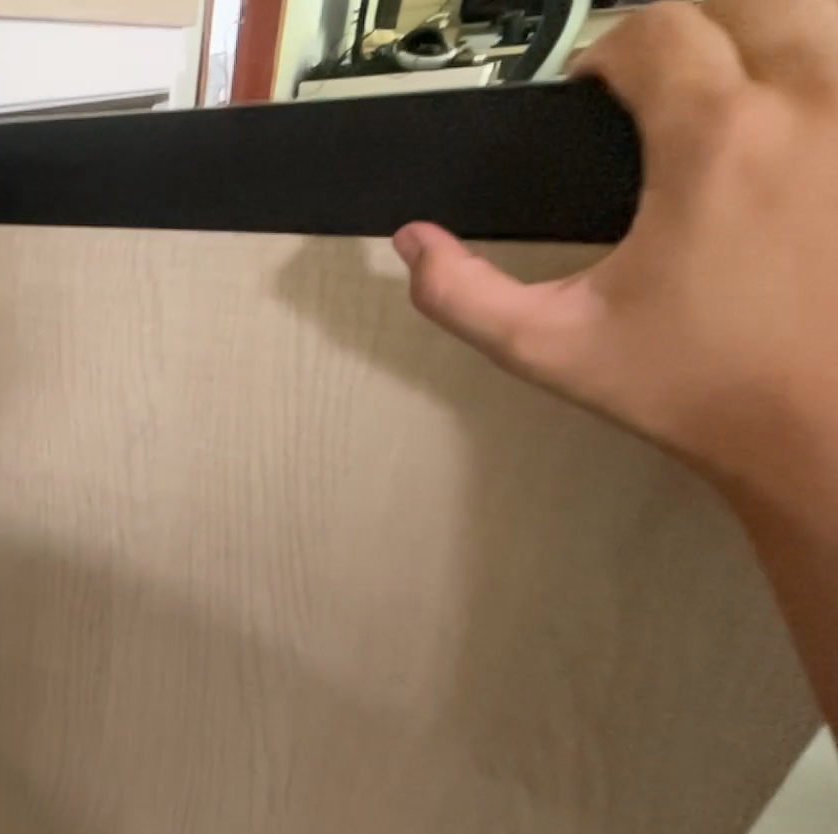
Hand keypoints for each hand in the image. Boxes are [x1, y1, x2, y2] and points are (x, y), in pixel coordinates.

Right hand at [394, 0, 837, 497]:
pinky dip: (814, 63)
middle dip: (689, 22)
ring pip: (825, 15)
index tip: (587, 92)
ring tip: (717, 87)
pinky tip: (778, 118)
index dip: (606, 49)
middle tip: (650, 76)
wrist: (823, 420)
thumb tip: (410, 240)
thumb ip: (458, 292)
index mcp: (715, 144)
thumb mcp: (540, 345)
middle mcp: (818, 101)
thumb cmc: (680, 381)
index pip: (660, 32)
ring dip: (761, 32)